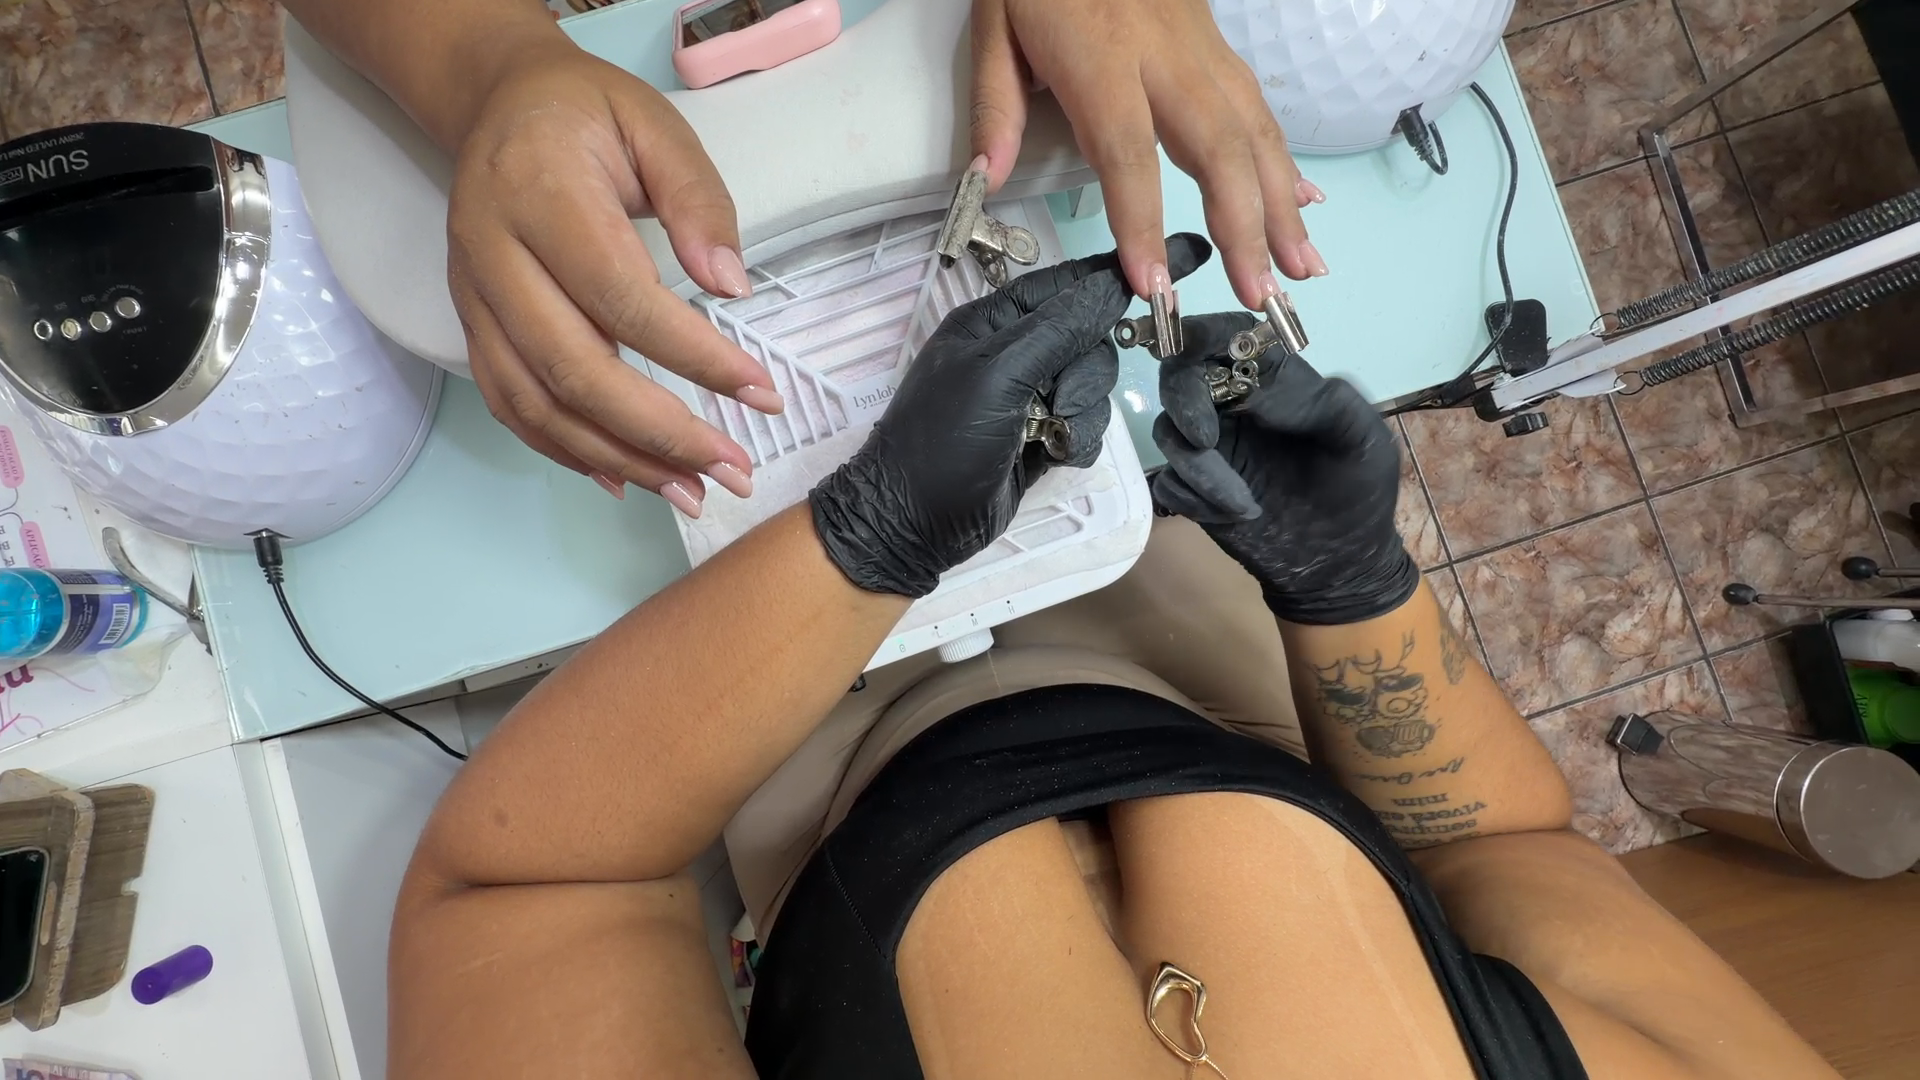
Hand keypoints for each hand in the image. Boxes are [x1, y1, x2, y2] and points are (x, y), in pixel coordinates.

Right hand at [446, 45, 783, 516]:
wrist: (497, 108)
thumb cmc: (588, 117)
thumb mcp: (658, 129)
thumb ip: (699, 202)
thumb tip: (732, 289)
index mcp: (541, 196)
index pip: (623, 298)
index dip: (696, 358)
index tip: (762, 393)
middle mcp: (493, 256)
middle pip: (576, 370)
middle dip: (663, 435)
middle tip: (734, 472)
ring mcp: (475, 299)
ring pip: (540, 404)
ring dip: (622, 461)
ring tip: (693, 495)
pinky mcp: (474, 327)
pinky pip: (512, 407)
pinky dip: (569, 453)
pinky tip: (627, 480)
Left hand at [813, 235, 1212, 596]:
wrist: (916, 524)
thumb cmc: (946, 439)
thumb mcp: (998, 374)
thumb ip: (1058, 329)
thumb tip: (1111, 283)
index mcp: (994, 322)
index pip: (1069, 284)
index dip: (1120, 273)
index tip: (1187, 254)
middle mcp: (1014, 353)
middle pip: (1089, 339)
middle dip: (1084, 373)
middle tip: (1058, 401)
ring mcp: (1029, 398)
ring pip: (1092, 386)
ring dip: (1079, 413)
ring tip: (1045, 436)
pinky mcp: (1041, 438)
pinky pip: (1086, 425)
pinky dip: (1075, 441)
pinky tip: (1049, 456)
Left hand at [969, 0, 1326, 307]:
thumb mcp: (996, 24)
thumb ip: (996, 106)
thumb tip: (986, 180)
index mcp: (1103, 60)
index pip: (1127, 157)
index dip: (1143, 225)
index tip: (1155, 285)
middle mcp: (1166, 57)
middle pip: (1217, 150)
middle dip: (1246, 228)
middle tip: (1263, 295)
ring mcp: (1201, 46)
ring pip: (1253, 131)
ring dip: (1283, 204)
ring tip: (1302, 266)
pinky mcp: (1217, 42)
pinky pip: (1258, 108)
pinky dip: (1283, 160)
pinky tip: (1303, 199)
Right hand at [1149, 316, 1418, 624]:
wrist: (1336, 567)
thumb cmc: (1357, 495)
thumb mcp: (1361, 439)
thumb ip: (1320, 401)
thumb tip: (1254, 390)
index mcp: (1273, 382)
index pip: (1225, 338)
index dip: (1200, 335)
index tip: (1191, 353)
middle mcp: (1232, 408)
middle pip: (1178, 379)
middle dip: (1185, 406)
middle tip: (1205, 441)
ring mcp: (1208, 450)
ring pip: (1168, 434)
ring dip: (1200, 471)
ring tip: (1244, 505)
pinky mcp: (1191, 490)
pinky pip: (1168, 482)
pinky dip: (1194, 500)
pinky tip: (1233, 516)